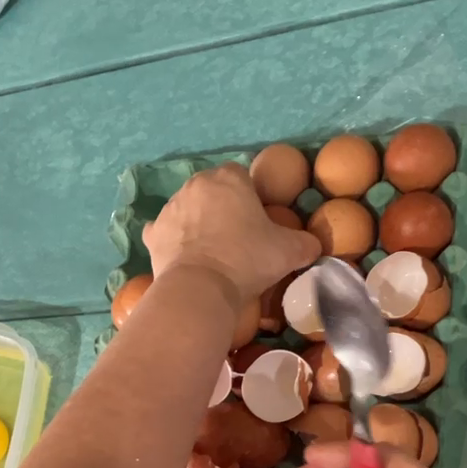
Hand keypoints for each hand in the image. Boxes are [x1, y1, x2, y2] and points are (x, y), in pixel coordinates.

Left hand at [142, 164, 318, 303]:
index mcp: (229, 178)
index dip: (250, 200)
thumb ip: (306, 243)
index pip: (242, 178)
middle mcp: (196, 184)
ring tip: (211, 254)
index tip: (256, 225)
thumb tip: (313, 246)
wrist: (200, 289)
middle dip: (221, 210)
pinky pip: (165, 232)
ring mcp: (170, 208)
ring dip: (197, 225)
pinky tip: (184, 257)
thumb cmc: (247, 261)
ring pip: (188, 211)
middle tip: (235, 241)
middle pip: (212, 192)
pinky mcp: (153, 234)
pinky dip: (173, 242)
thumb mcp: (289, 252)